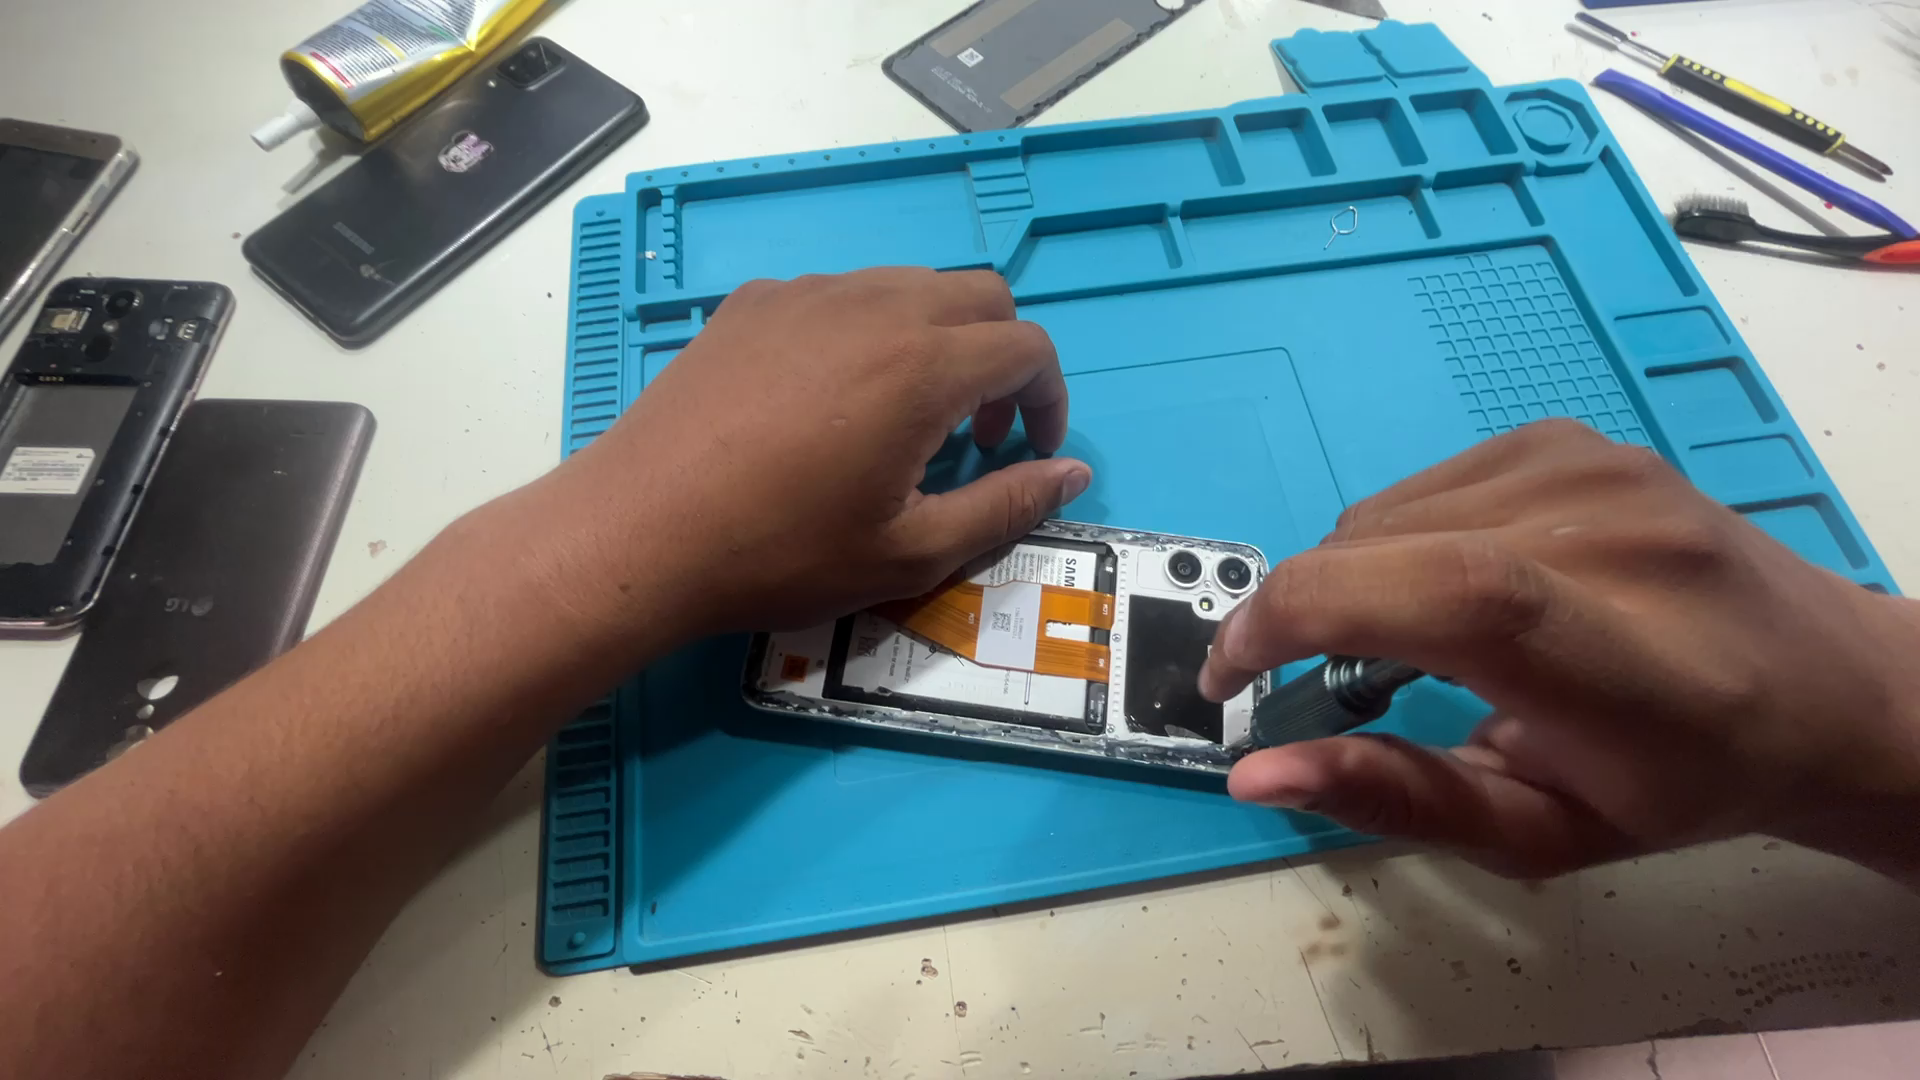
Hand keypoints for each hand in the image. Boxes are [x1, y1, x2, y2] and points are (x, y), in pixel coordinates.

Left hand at [502, 267, 1088, 644]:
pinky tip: (833, 398)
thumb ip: (1007, 506)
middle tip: (977, 434)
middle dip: (1003, 360)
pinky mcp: (753, 303)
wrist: (638, 535)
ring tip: (907, 416)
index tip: (1028, 452)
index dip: (1048, 399)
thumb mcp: (911, 553)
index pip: (1027, 347)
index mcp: (923, 365)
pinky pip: (843, 296)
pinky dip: (873, 332)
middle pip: (980, 298)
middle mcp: (873, 306)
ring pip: (911, 288)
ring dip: (940, 342)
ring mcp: (806, 294)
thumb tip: (1073, 472)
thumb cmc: (782, 555)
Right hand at [1200, 419, 1919, 878]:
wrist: (1835, 685)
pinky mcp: (1557, 438)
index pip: (1430, 591)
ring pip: (1370, 519)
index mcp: (1615, 651)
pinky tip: (1435, 582)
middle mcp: (1602, 528)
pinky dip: (1382, 545)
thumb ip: (1393, 798)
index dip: (1292, 617)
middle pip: (1367, 550)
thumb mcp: (1536, 830)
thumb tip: (1252, 773)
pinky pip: (1406, 493)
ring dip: (1342, 582)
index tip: (1227, 673)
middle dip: (1295, 614)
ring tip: (1395, 634)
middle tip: (1303, 672)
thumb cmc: (1679, 781)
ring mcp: (1580, 465)